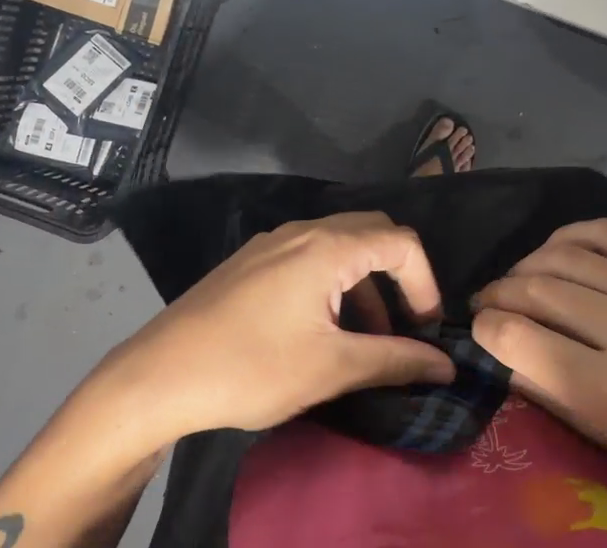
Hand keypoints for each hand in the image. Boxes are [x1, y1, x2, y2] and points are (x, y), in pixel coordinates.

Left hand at [91, 212, 456, 438]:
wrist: (160, 375)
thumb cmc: (252, 368)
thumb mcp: (332, 369)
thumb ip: (395, 360)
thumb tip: (446, 364)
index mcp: (327, 247)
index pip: (400, 241)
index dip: (426, 283)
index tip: (427, 331)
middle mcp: (301, 231)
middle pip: (370, 233)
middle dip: (397, 278)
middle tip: (406, 327)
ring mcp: (271, 244)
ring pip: (337, 248)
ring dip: (364, 287)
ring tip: (367, 342)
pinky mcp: (250, 263)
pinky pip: (308, 258)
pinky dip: (332, 286)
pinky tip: (322, 332)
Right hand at [471, 219, 606, 536]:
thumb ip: (548, 391)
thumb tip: (499, 347)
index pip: (518, 338)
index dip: (484, 331)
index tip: (477, 332)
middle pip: (536, 289)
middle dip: (497, 295)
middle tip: (485, 306)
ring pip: (564, 255)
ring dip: (524, 265)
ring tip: (515, 282)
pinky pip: (606, 232)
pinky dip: (566, 238)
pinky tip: (553, 253)